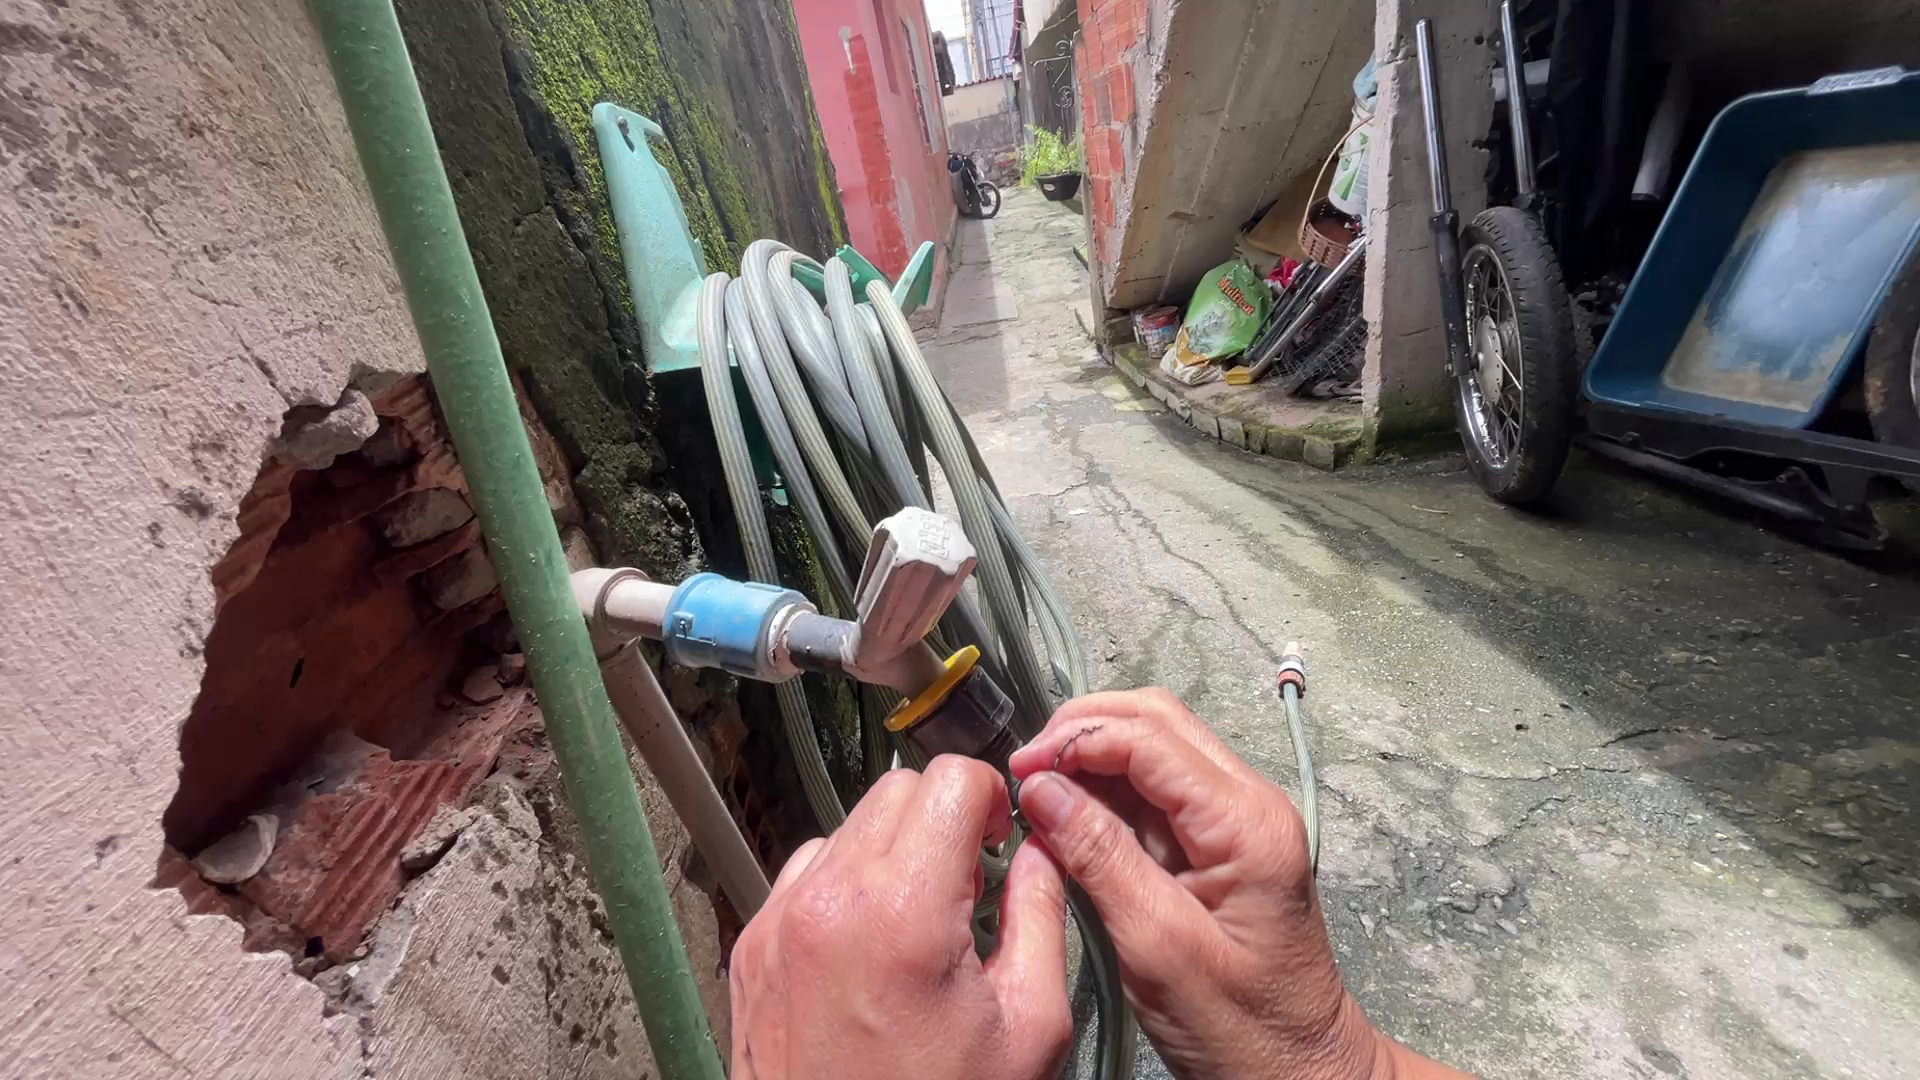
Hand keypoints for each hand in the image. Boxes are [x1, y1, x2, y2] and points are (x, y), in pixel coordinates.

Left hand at [728, 756, 1071, 1079]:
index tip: (996, 836)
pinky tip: (868, 933)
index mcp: (905, 911)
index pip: (951, 778)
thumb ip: (1042, 912)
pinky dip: (848, 876)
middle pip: (901, 787)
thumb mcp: (1028, 1025)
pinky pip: (810, 865)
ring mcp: (782, 916)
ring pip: (853, 820)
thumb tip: (1041, 848)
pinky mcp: (754, 939)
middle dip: (944, 815)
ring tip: (915, 912)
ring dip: (895, 845)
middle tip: (965, 877)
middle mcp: (832, 897)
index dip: (988, 796)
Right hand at [1009, 689, 1470, 1079]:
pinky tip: (1068, 803)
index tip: (1020, 770)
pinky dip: (1102, 780)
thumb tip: (1038, 787)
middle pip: (1154, 718)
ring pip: (1150, 739)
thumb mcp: (1158, 947)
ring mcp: (1231, 810)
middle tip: (1027, 766)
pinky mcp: (1212, 830)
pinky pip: (1150, 780)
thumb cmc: (1238, 1028)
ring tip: (1039, 782)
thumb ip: (1099, 856)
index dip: (1077, 740)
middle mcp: (1244, 796)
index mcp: (1243, 819)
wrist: (1304, 1073)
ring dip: (1090, 749)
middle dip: (1082, 729)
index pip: (1149, 737)